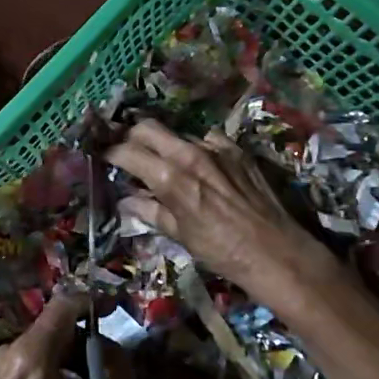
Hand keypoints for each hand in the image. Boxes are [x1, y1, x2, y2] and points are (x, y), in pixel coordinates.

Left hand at [0, 291, 127, 378]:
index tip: (125, 315)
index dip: (97, 303)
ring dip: (77, 367)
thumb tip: (126, 362)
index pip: (65, 306)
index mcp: (27, 357)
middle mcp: (9, 352)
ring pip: (49, 351)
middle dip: (93, 348)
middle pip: (60, 330)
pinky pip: (34, 369)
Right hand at [106, 119, 338, 302]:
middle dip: (131, 136)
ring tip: (163, 162)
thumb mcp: (179, 234)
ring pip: (177, 133)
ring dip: (164, 144)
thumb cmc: (221, 250)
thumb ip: (149, 211)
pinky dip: (196, 149)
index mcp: (170, 176)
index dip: (109, 153)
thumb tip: (126, 200)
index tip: (103, 157)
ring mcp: (217, 147)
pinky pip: (207, 139)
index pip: (126, 151)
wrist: (275, 251)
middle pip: (147, 127)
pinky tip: (200, 167)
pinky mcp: (238, 150)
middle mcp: (190, 153)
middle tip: (127, 152)